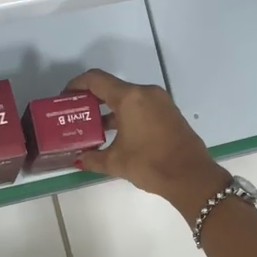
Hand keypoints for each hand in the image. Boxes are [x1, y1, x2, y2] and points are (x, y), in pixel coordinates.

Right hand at [68, 69, 228, 218]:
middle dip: (93, 100)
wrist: (191, 176)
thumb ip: (93, 158)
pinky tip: (119, 135)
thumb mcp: (116, 163)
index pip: (96, 80)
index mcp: (129, 98)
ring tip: (95, 129)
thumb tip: (79, 159)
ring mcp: (160, 101)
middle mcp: (145, 92)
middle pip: (112, 88)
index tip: (65, 97)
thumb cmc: (150, 164)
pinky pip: (142, 107)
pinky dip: (127, 115)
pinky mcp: (170, 112)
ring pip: (128, 98)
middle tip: (78, 116)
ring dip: (111, 110)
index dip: (76, 85)